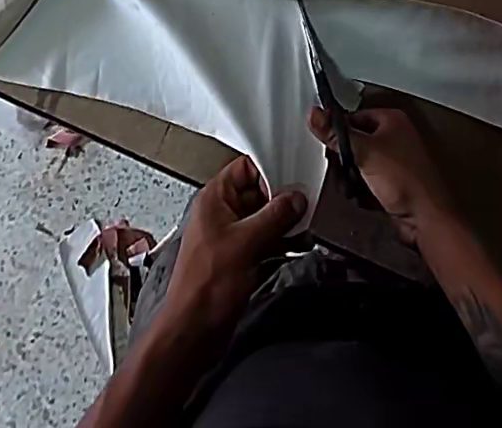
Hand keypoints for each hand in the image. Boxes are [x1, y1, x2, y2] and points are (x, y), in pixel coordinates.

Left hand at [161, 155, 306, 339]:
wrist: (194, 334)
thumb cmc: (204, 288)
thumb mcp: (245, 243)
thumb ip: (275, 216)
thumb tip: (296, 198)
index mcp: (214, 199)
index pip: (247, 167)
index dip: (271, 169)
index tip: (295, 177)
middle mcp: (223, 213)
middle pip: (260, 191)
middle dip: (284, 197)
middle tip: (306, 201)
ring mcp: (232, 235)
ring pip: (266, 216)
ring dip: (287, 220)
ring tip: (307, 222)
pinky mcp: (241, 256)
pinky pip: (267, 238)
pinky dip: (283, 239)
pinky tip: (301, 242)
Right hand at [307, 106, 454, 244]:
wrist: (425, 217)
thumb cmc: (407, 180)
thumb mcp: (363, 152)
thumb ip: (336, 134)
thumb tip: (316, 116)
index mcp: (392, 120)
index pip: (355, 116)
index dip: (339, 128)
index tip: (327, 139)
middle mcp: (396, 137)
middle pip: (357, 140)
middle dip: (346, 156)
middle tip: (342, 165)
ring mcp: (396, 161)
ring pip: (361, 162)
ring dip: (352, 174)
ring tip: (352, 182)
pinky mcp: (394, 182)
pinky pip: (368, 180)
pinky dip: (361, 187)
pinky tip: (361, 194)